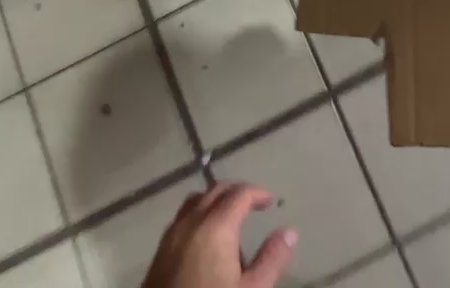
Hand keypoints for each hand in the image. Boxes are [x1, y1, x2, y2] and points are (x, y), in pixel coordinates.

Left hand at [140, 182, 297, 287]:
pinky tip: (205, 238)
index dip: (257, 193)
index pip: (240, 194)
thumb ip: (272, 259)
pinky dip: (198, 213)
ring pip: (195, 201)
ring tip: (230, 216)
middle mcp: (191, 222)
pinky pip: (181, 218)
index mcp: (216, 227)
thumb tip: (290, 232)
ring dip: (215, 200)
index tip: (271, 201)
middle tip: (254, 204)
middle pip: (216, 190)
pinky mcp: (159, 252)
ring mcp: (171, 236)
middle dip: (237, 191)